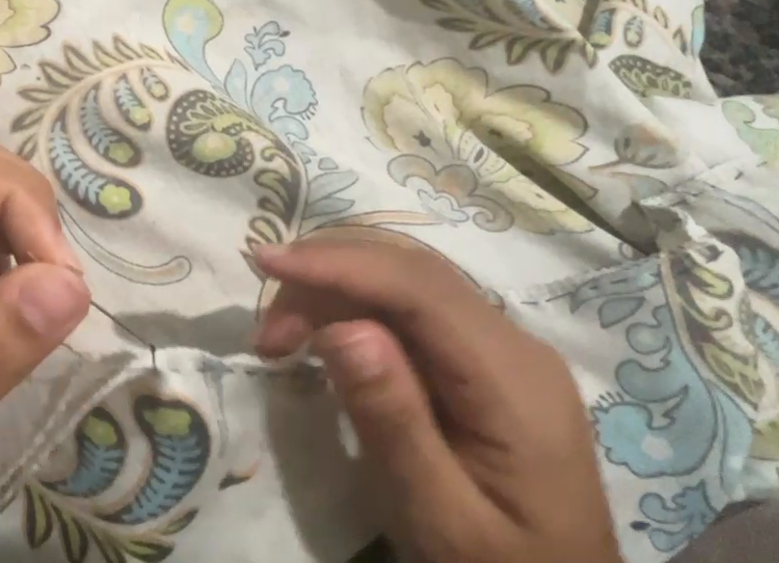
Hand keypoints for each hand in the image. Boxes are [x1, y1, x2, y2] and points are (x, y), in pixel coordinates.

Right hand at [251, 241, 620, 562]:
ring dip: (332, 293)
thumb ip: (395, 422)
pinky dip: (350, 309)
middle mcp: (513, 343)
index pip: (419, 287)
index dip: (338, 264)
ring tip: (280, 342)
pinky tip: (319, 339)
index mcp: (513, 378)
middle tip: (265, 335)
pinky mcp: (478, 360)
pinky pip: (407, 309)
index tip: (267, 262)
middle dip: (325, 278)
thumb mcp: (442, 516)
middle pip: (407, 272)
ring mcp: (498, 348)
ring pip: (402, 282)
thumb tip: (342, 328)